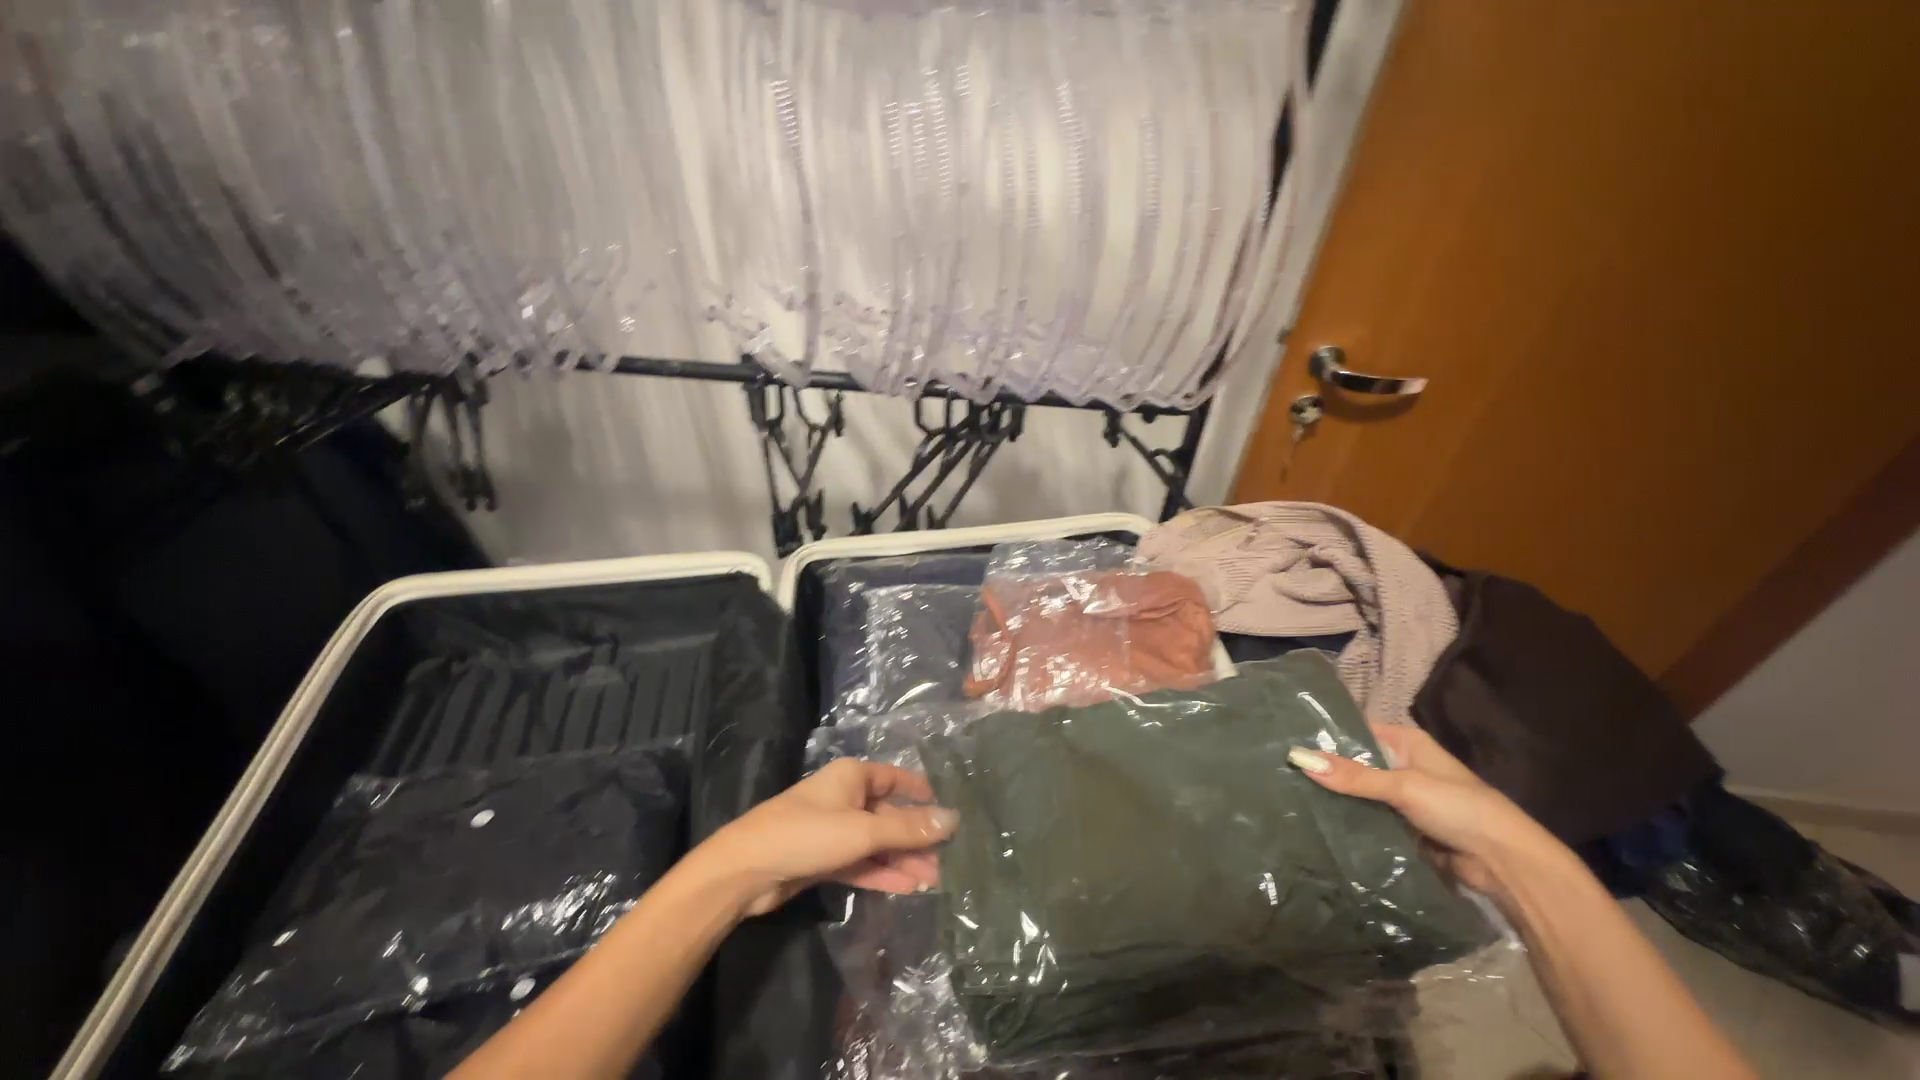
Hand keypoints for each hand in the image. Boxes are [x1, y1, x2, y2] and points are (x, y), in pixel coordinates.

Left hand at [697, 759, 958, 916]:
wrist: (746, 870)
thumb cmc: (807, 835)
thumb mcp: (864, 831)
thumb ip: (909, 829)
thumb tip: (954, 819)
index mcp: (853, 777)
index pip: (896, 779)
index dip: (923, 795)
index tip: (951, 814)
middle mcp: (845, 798)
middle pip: (889, 816)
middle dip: (916, 839)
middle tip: (947, 863)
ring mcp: (833, 829)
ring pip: (876, 843)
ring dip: (902, 861)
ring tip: (934, 882)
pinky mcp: (823, 858)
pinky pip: (860, 862)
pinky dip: (881, 874)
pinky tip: (907, 888)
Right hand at [1288, 723, 1562, 899]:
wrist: (1506, 864)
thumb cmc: (1459, 809)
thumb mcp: (1404, 787)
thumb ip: (1353, 776)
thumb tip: (1298, 758)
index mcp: (1407, 743)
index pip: (1355, 731)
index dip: (1323, 736)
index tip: (1284, 741)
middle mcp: (1403, 767)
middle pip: (1354, 765)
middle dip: (1323, 772)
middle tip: (1276, 774)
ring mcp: (1402, 801)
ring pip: (1358, 796)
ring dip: (1334, 801)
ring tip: (1286, 801)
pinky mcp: (1402, 830)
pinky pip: (1367, 823)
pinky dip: (1348, 825)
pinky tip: (1315, 828)